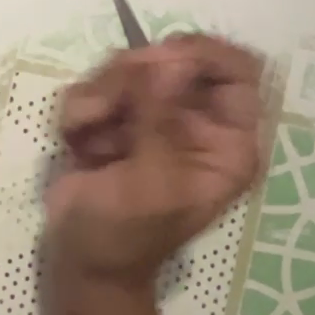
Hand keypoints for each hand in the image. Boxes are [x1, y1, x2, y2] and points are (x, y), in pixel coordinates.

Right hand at [45, 34, 268, 295]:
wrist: (81, 260)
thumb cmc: (127, 233)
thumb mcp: (151, 179)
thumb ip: (160, 118)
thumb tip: (171, 58)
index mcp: (225, 139)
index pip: (236, 70)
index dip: (201, 53)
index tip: (157, 56)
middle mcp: (193, 121)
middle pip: (169, 60)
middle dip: (128, 79)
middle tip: (105, 108)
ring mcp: (149, 119)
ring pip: (123, 71)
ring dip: (96, 100)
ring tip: (87, 139)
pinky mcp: (109, 121)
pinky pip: (91, 90)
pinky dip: (78, 114)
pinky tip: (78, 146)